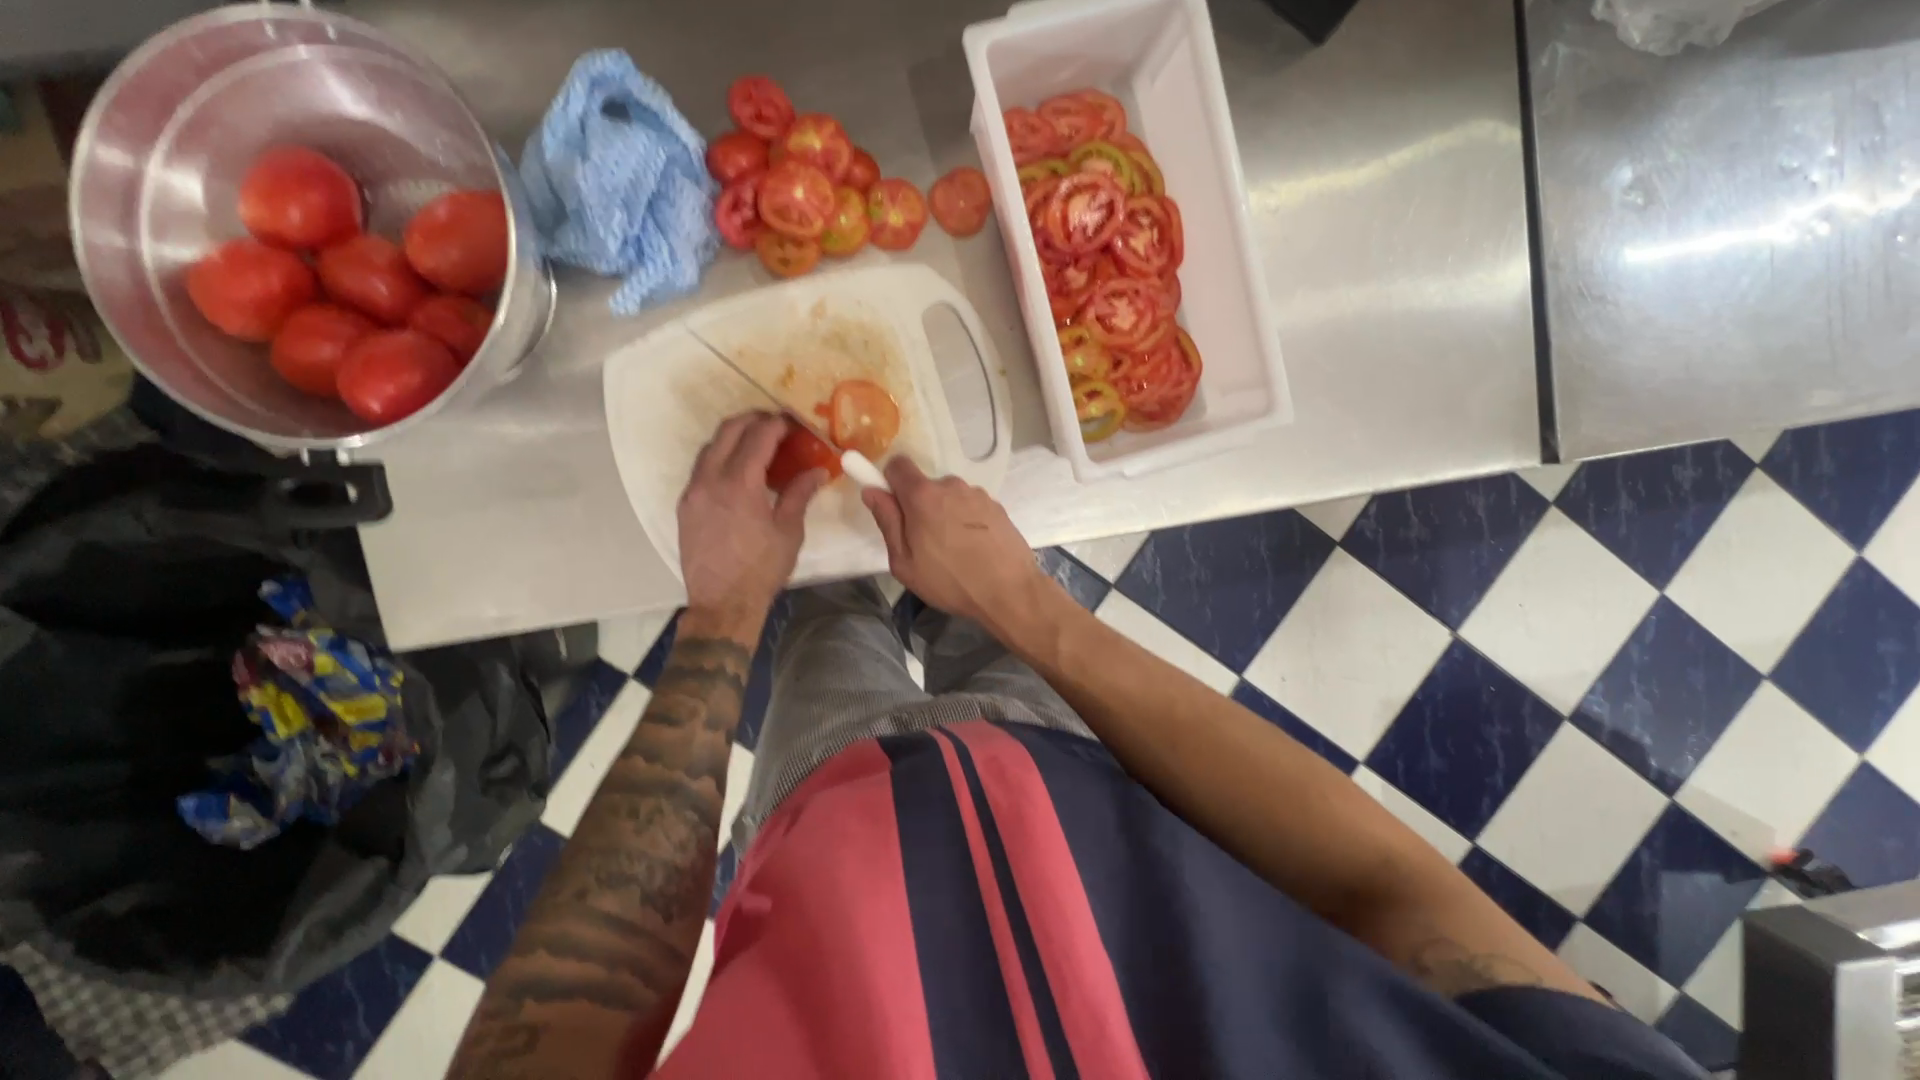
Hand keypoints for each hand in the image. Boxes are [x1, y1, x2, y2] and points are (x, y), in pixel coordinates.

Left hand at [677, 412, 826, 638]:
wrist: (722, 603)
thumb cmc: (761, 570)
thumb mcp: (789, 531)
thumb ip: (800, 494)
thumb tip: (817, 470)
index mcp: (739, 484)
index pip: (758, 436)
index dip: (778, 424)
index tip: (794, 422)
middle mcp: (710, 480)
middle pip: (728, 431)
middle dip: (753, 421)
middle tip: (776, 425)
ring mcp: (693, 492)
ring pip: (711, 447)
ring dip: (734, 437)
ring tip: (758, 444)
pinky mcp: (685, 505)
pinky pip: (701, 468)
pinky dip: (720, 458)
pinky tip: (739, 471)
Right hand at [861, 457, 1052, 631]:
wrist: (1010, 591)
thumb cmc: (950, 581)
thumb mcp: (904, 562)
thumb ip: (887, 521)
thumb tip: (873, 491)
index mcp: (923, 495)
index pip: (898, 465)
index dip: (890, 482)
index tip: (893, 507)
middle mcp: (951, 485)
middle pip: (925, 486)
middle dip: (920, 507)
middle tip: (925, 544)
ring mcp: (977, 494)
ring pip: (949, 498)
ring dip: (946, 515)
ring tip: (954, 551)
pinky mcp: (997, 506)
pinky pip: (970, 507)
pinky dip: (966, 522)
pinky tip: (974, 549)